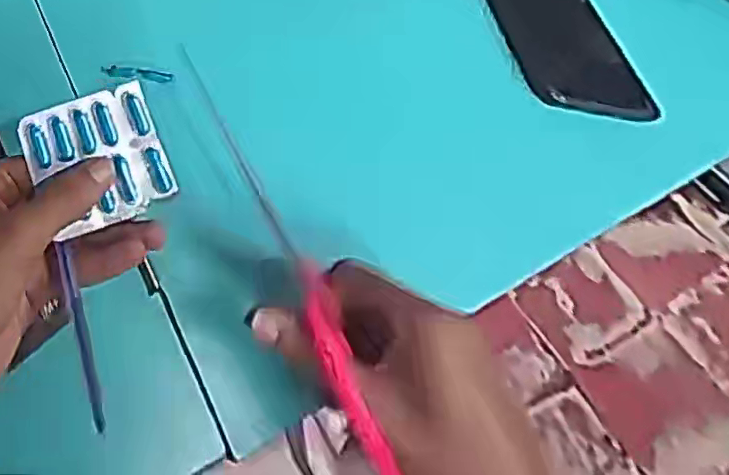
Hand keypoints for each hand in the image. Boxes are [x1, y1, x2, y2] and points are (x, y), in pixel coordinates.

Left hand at [0, 159, 164, 462]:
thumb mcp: (17, 235)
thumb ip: (64, 200)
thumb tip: (102, 166)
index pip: (46, 163)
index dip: (84, 160)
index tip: (125, 155)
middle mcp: (7, 212)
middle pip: (65, 198)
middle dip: (106, 199)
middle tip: (150, 194)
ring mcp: (22, 251)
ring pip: (75, 233)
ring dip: (113, 232)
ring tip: (156, 230)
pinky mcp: (35, 285)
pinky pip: (74, 264)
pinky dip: (102, 259)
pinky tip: (134, 252)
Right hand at [250, 262, 547, 474]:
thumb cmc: (440, 453)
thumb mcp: (369, 405)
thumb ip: (311, 355)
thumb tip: (259, 317)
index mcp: (424, 316)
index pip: (349, 276)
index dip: (319, 301)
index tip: (305, 339)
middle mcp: (445, 317)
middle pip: (366, 300)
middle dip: (338, 332)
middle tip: (328, 376)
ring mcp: (462, 343)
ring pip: (385, 326)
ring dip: (359, 354)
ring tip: (355, 398)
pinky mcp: (469, 370)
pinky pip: (409, 347)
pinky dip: (385, 366)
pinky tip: (382, 406)